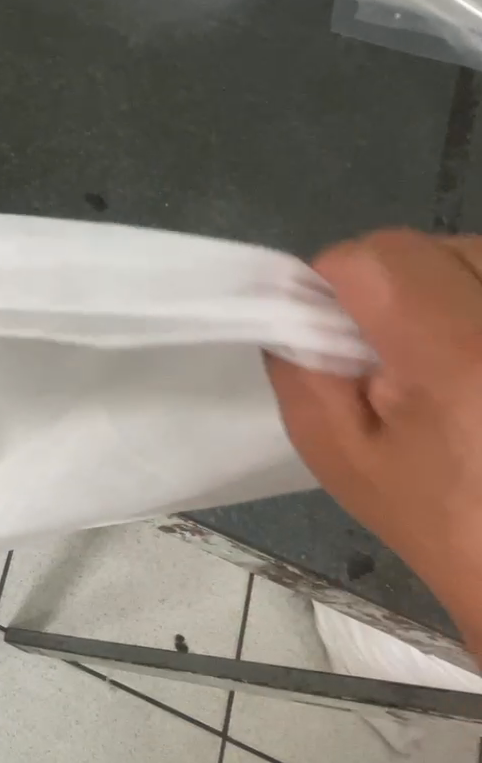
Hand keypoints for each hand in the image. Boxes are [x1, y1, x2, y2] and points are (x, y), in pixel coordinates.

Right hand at [266, 229, 481, 642]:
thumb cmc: (441, 515)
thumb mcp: (336, 448)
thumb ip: (303, 367)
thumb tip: (297, 311)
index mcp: (459, 353)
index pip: (380, 257)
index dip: (337, 281)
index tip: (332, 329)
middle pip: (446, 247)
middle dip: (403, 282)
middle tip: (396, 349)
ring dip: (460, 288)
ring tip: (455, 358)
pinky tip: (475, 367)